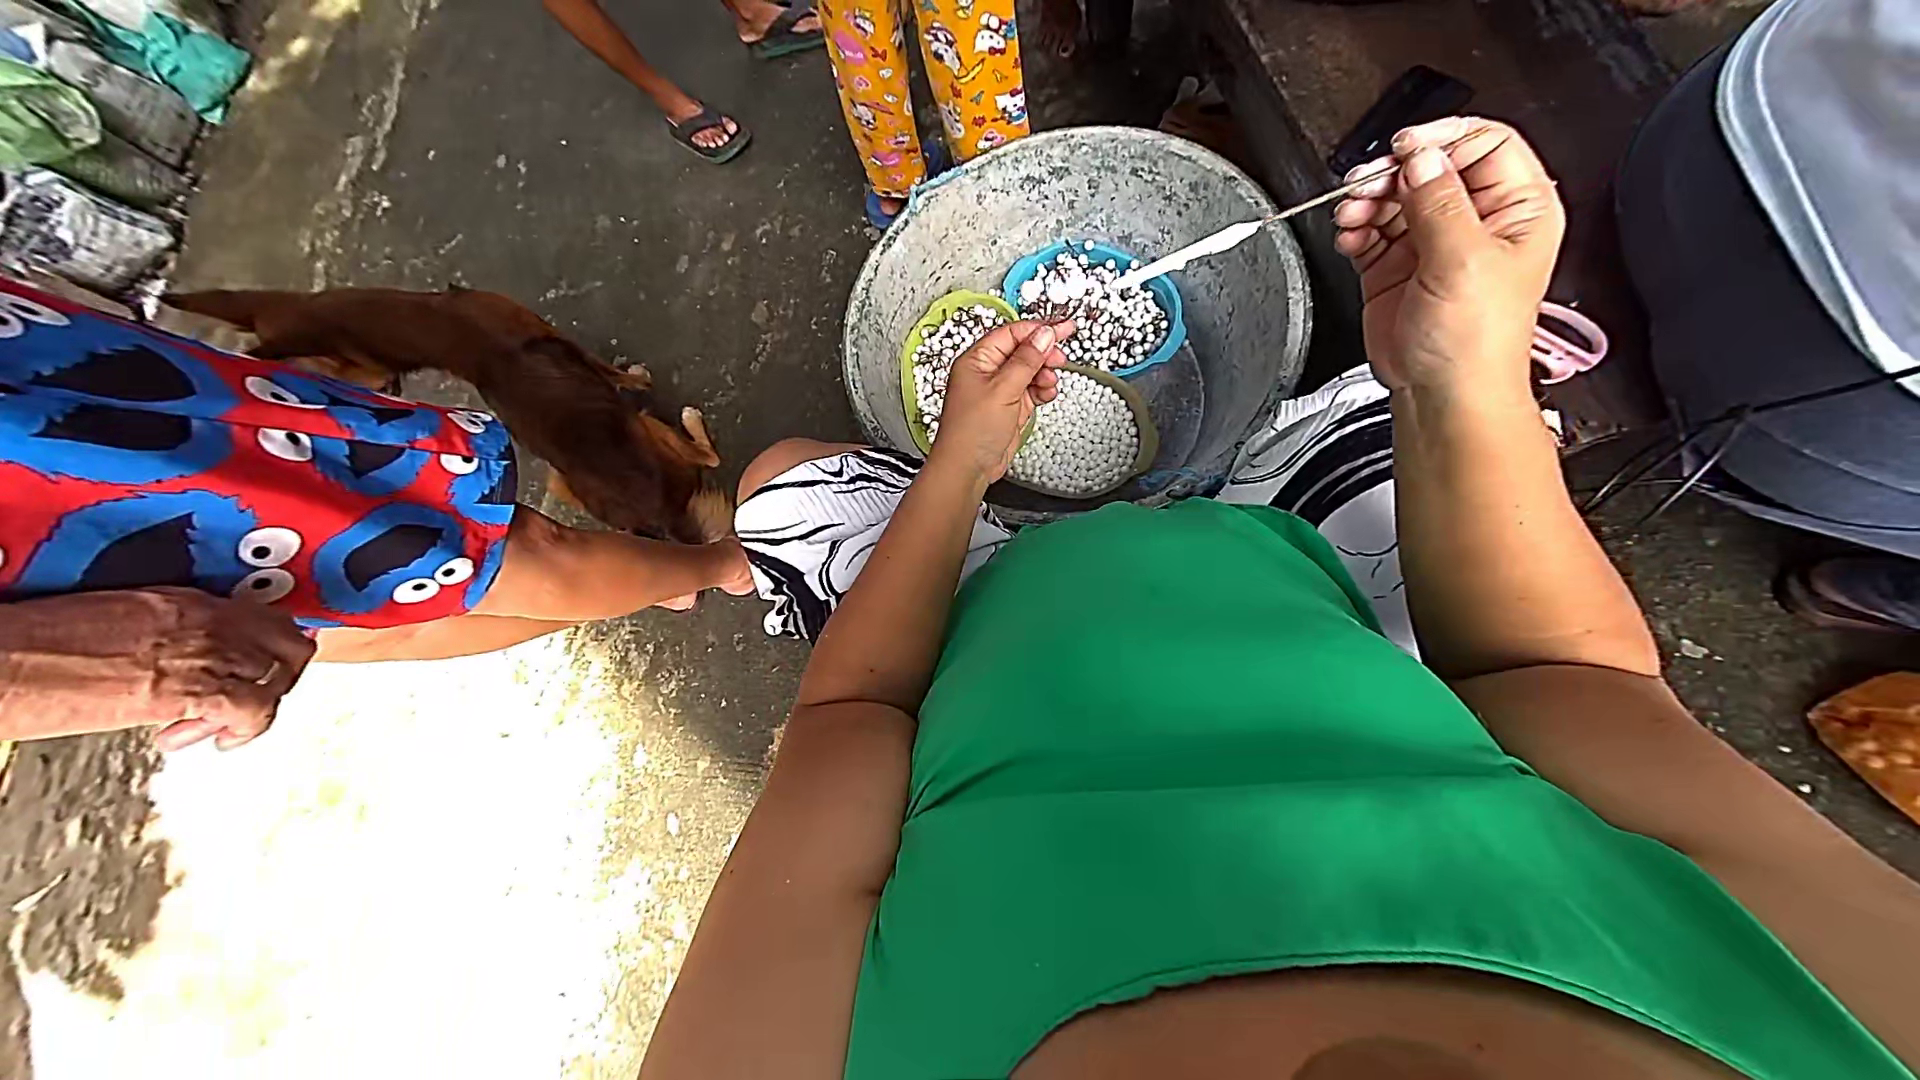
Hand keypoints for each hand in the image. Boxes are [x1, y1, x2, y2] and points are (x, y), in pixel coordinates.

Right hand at [0, 588, 314, 750]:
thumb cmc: (25, 644)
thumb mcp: (117, 619)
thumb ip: (166, 629)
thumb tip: (183, 651)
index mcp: (190, 602)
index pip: (268, 618)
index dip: (273, 644)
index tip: (264, 663)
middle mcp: (211, 624)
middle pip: (288, 645)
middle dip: (280, 673)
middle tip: (253, 694)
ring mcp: (206, 655)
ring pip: (277, 678)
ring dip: (255, 704)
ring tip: (213, 723)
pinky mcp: (190, 691)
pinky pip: (255, 709)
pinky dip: (247, 727)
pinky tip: (218, 738)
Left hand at [928, 319, 1073, 482]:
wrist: (967, 468)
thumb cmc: (970, 432)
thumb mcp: (1003, 390)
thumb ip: (1026, 361)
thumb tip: (1043, 335)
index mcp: (977, 360)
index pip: (1011, 333)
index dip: (1037, 330)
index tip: (1062, 329)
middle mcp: (987, 373)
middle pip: (1022, 351)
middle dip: (1043, 353)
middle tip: (1060, 357)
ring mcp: (998, 391)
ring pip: (1029, 371)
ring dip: (1044, 374)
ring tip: (1050, 382)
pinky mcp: (1008, 408)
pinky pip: (1030, 391)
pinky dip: (1041, 390)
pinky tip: (1047, 393)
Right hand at [1331, 117, 1563, 397]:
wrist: (1441, 391)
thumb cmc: (1474, 340)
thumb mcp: (1465, 261)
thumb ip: (1441, 205)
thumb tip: (1420, 159)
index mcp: (1514, 209)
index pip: (1481, 147)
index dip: (1441, 142)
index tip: (1403, 150)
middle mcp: (1471, 223)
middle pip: (1428, 172)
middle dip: (1392, 174)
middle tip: (1365, 185)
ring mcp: (1428, 247)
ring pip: (1393, 201)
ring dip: (1367, 202)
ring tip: (1350, 215)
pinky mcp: (1392, 270)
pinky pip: (1369, 235)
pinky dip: (1354, 231)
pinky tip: (1349, 236)